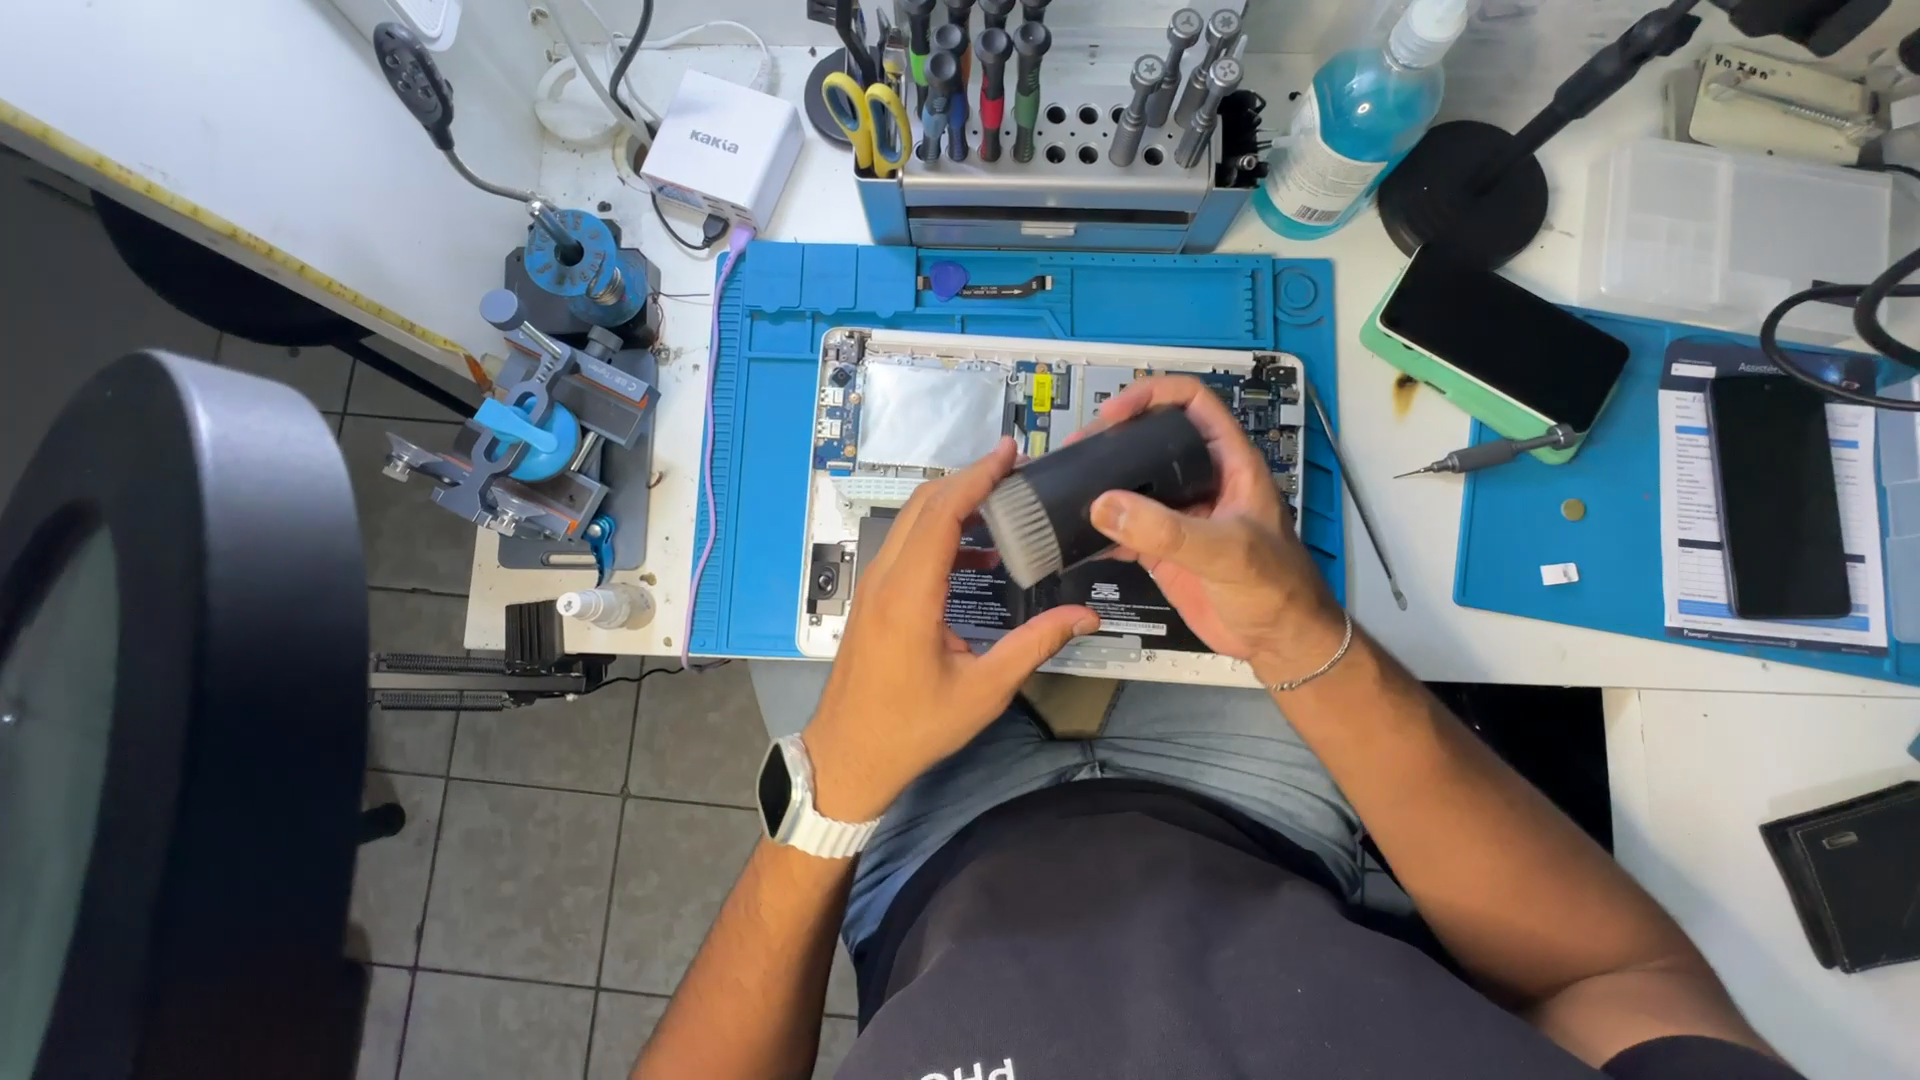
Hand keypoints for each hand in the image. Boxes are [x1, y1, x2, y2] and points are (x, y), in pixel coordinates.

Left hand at [803, 438, 1098, 821]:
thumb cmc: (913, 728)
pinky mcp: (873, 599)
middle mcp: (885, 578)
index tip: (1010, 452)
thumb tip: (1084, 617)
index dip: (978, 476)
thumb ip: (1033, 646)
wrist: (846, 757)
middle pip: (924, 505)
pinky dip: (940, 535)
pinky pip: (906, 548)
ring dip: (954, 505)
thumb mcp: (982, 691)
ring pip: (911, 523)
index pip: (943, 512)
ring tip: (1004, 506)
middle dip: (969, 480)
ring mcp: (873, 586)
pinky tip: (977, 555)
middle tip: (1015, 472)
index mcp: (910, 594)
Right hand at [1082, 376, 1345, 683]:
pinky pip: (1122, 531)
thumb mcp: (1227, 552)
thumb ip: (1167, 531)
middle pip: (1150, 440)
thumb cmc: (1277, 588)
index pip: (1192, 403)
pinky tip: (1075, 537)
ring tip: (1065, 487)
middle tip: (1077, 451)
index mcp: (1229, 463)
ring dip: (1099, 484)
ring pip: (1131, 484)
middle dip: (1112, 439)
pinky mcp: (1160, 549)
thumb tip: (1106, 507)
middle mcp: (1199, 482)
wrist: (1278, 641)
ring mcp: (1178, 516)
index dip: (1153, 396)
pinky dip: (1097, 532)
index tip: (1114, 414)